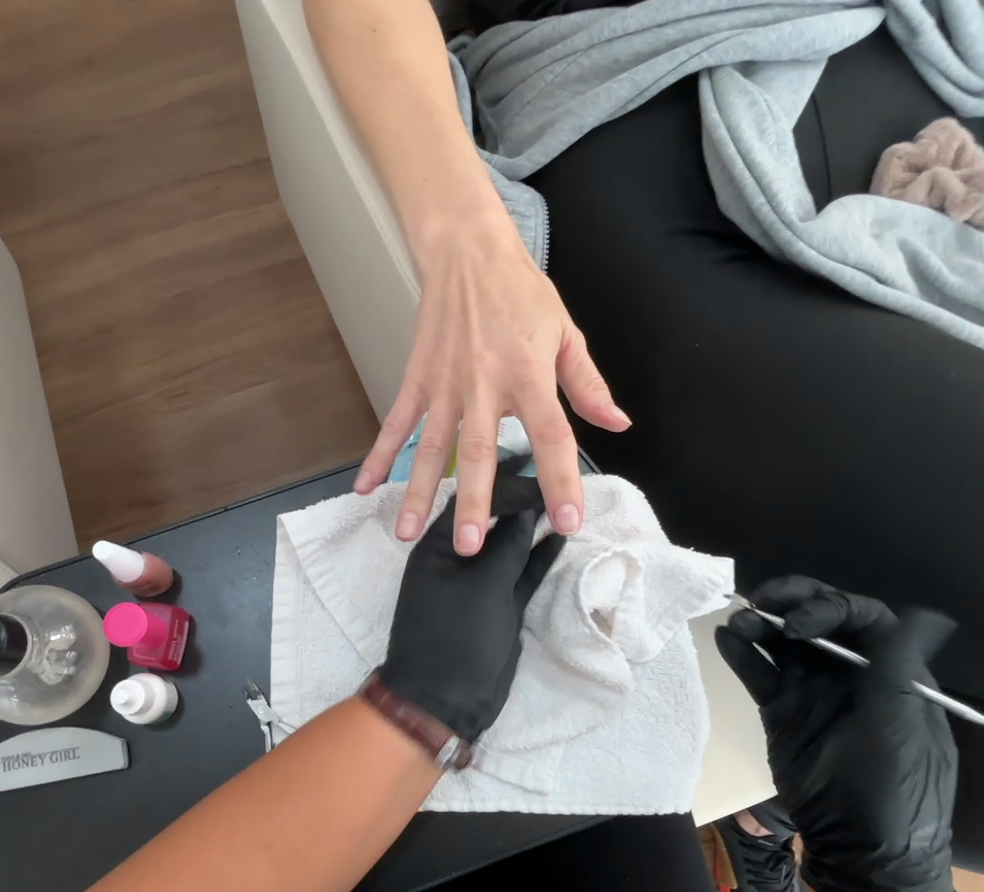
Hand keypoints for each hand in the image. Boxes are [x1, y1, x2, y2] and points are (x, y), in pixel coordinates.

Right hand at [355, 226, 629, 555]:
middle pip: (479, 451)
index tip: (566, 523)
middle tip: (468, 544)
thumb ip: (587, 385)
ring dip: (419, 491)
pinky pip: (396, 423)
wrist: (469, 254)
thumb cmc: (520, 292)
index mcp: (529, 374)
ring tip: (408, 532)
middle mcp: (484, 384)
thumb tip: (617, 424)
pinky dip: (379, 455)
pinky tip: (367, 486)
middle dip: (473, 500)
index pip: (551, 436)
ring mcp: (444, 385)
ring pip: (430, 447)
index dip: (560, 482)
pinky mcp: (417, 379)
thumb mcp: (565, 334)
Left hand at [378, 468, 566, 742]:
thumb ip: (507, 544)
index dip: (507, 480)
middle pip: (494, 518)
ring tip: (568, 500)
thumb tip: (529, 504)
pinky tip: (560, 538)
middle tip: (559, 472)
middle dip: (524, 498)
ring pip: (511, 545)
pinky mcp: (499, 605)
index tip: (541, 460)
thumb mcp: (482, 585)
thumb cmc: (454, 635)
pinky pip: (520, 574)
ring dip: (536, 526)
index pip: (474, 499)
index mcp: (439, 545)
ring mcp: (479, 582)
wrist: (444, 700)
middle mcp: (458, 556)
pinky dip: (538, 557)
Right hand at [713, 576, 964, 891]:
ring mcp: (814, 692)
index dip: (829, 607)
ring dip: (760, 626)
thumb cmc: (893, 788)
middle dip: (791, 603)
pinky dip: (741, 653)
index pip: (862, 618)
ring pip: (784, 643)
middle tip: (759, 601)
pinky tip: (725, 640)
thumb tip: (927, 615)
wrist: (862, 851)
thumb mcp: (901, 727)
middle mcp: (851, 674)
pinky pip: (760, 672)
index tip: (800, 625)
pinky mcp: (782, 711)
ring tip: (737, 623)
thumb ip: (898, 668)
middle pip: (821, 621)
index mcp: (892, 673)